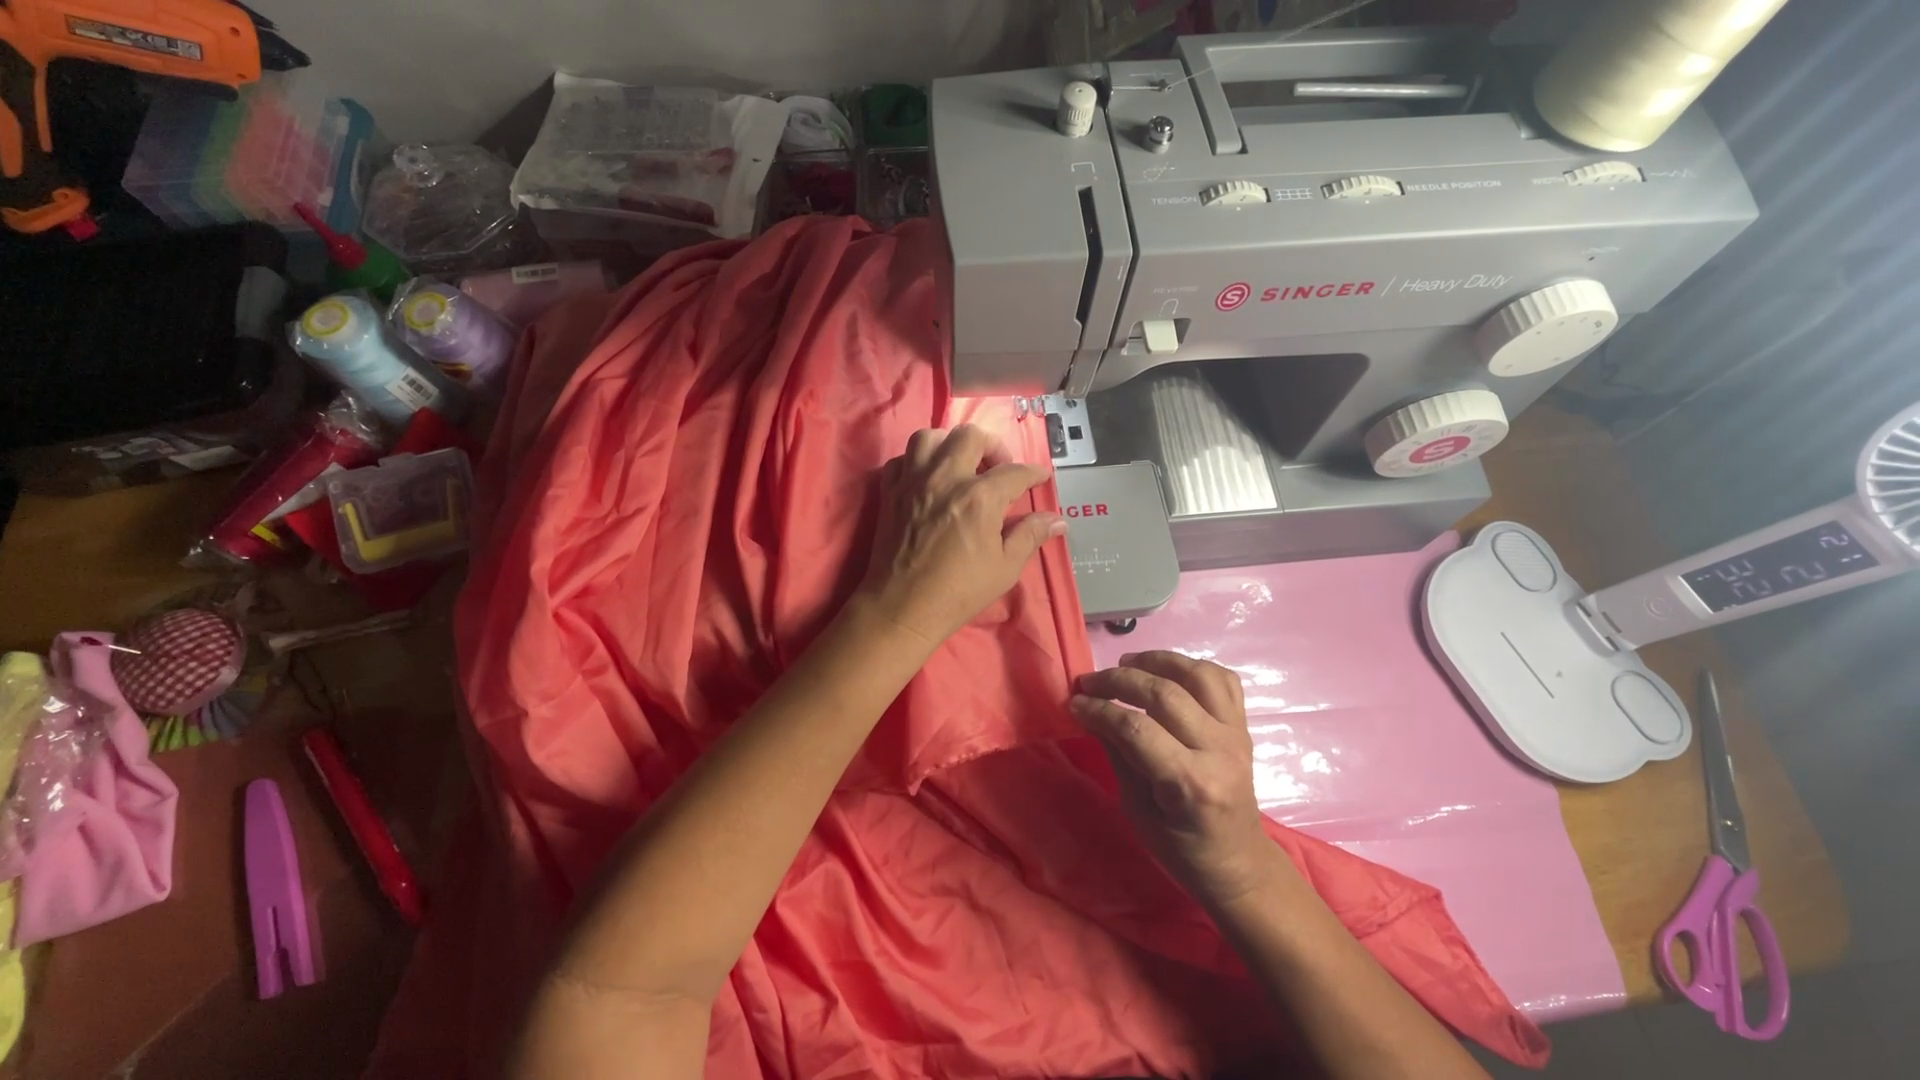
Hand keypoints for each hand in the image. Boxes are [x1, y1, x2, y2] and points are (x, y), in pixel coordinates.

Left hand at [856, 425, 1064, 649]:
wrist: (902, 607)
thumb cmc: (959, 592)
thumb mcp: (1005, 567)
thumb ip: (1030, 535)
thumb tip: (1058, 520)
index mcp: (979, 497)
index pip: (1015, 472)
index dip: (1033, 473)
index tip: (1040, 478)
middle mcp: (945, 478)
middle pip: (971, 437)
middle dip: (992, 447)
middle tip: (999, 469)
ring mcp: (913, 481)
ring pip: (931, 437)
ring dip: (950, 444)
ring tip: (961, 465)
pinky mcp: (890, 491)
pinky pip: (903, 458)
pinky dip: (918, 461)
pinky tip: (929, 478)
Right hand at [1071, 651, 1278, 906]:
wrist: (1237, 863)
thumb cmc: (1181, 849)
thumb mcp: (1138, 811)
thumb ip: (1119, 756)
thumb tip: (1090, 712)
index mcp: (1190, 784)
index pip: (1137, 729)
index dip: (1100, 710)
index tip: (1074, 703)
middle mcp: (1218, 751)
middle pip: (1165, 694)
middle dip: (1119, 681)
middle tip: (1088, 682)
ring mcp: (1236, 735)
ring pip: (1198, 675)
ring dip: (1158, 661)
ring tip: (1127, 663)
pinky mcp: (1244, 727)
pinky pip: (1223, 680)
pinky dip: (1192, 667)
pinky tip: (1167, 671)